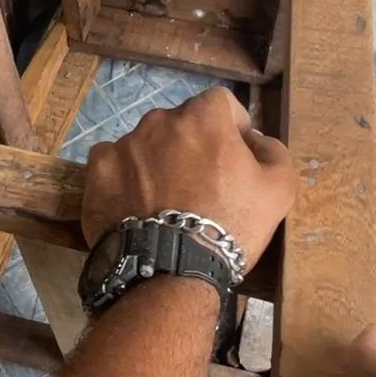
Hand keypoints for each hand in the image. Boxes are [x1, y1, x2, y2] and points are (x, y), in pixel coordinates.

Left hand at [82, 87, 294, 266]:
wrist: (171, 272)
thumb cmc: (230, 227)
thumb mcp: (278, 190)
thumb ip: (273, 152)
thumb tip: (256, 140)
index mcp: (203, 116)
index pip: (221, 104)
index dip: (230, 128)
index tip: (232, 157)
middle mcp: (159, 120)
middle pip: (180, 125)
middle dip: (191, 148)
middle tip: (199, 187)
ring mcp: (123, 146)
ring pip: (146, 146)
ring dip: (157, 164)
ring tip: (165, 203)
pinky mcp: (97, 173)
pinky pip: (114, 166)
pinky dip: (124, 180)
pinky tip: (136, 206)